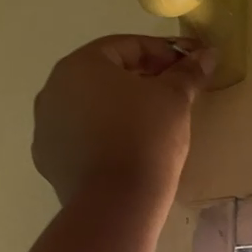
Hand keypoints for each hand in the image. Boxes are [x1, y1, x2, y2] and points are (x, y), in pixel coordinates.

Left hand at [31, 34, 214, 204]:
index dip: (163, 53)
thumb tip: (206, 54)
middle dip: (139, 79)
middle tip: (171, 93)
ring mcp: (45, 127)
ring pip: (89, 107)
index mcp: (80, 64)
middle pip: (103, 75)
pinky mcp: (48, 161)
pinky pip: (79, 138)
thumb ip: (187, 72)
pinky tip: (124, 150)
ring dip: (118, 108)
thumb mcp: (174, 99)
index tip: (189, 68)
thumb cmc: (146, 138)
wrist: (116, 204)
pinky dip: (101, 136)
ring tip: (149, 124)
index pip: (127, 47)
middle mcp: (53, 89)